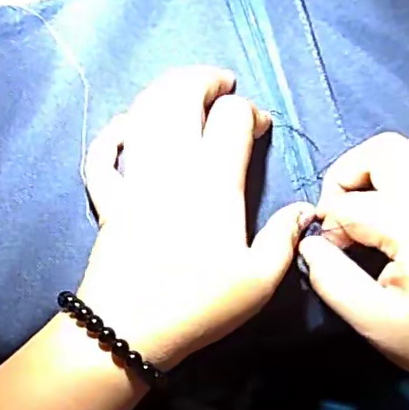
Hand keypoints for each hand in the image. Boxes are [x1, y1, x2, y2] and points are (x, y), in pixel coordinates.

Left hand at [75, 67, 314, 366]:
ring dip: (164, 91)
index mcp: (214, 180)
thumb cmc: (199, 305)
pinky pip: (102, 152)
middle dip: (205, 80)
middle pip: (181, 93)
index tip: (260, 129)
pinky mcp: (107, 198)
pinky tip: (128, 128)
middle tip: (222, 87)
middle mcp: (171, 165)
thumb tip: (306, 210)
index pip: (232, 116)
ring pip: (142, 110)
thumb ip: (284, 238)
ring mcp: (133, 178)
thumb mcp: (259, 280)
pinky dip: (114, 132)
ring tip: (184, 94)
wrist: (128, 329)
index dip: (251, 112)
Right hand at [298, 130, 408, 409]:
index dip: (328, 229)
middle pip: (383, 151)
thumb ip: (332, 280)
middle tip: (337, 222)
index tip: (329, 260)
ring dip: (383, 165)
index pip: (351, 204)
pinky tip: (407, 204)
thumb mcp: (376, 323)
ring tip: (369, 203)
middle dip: (346, 179)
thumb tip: (310, 245)